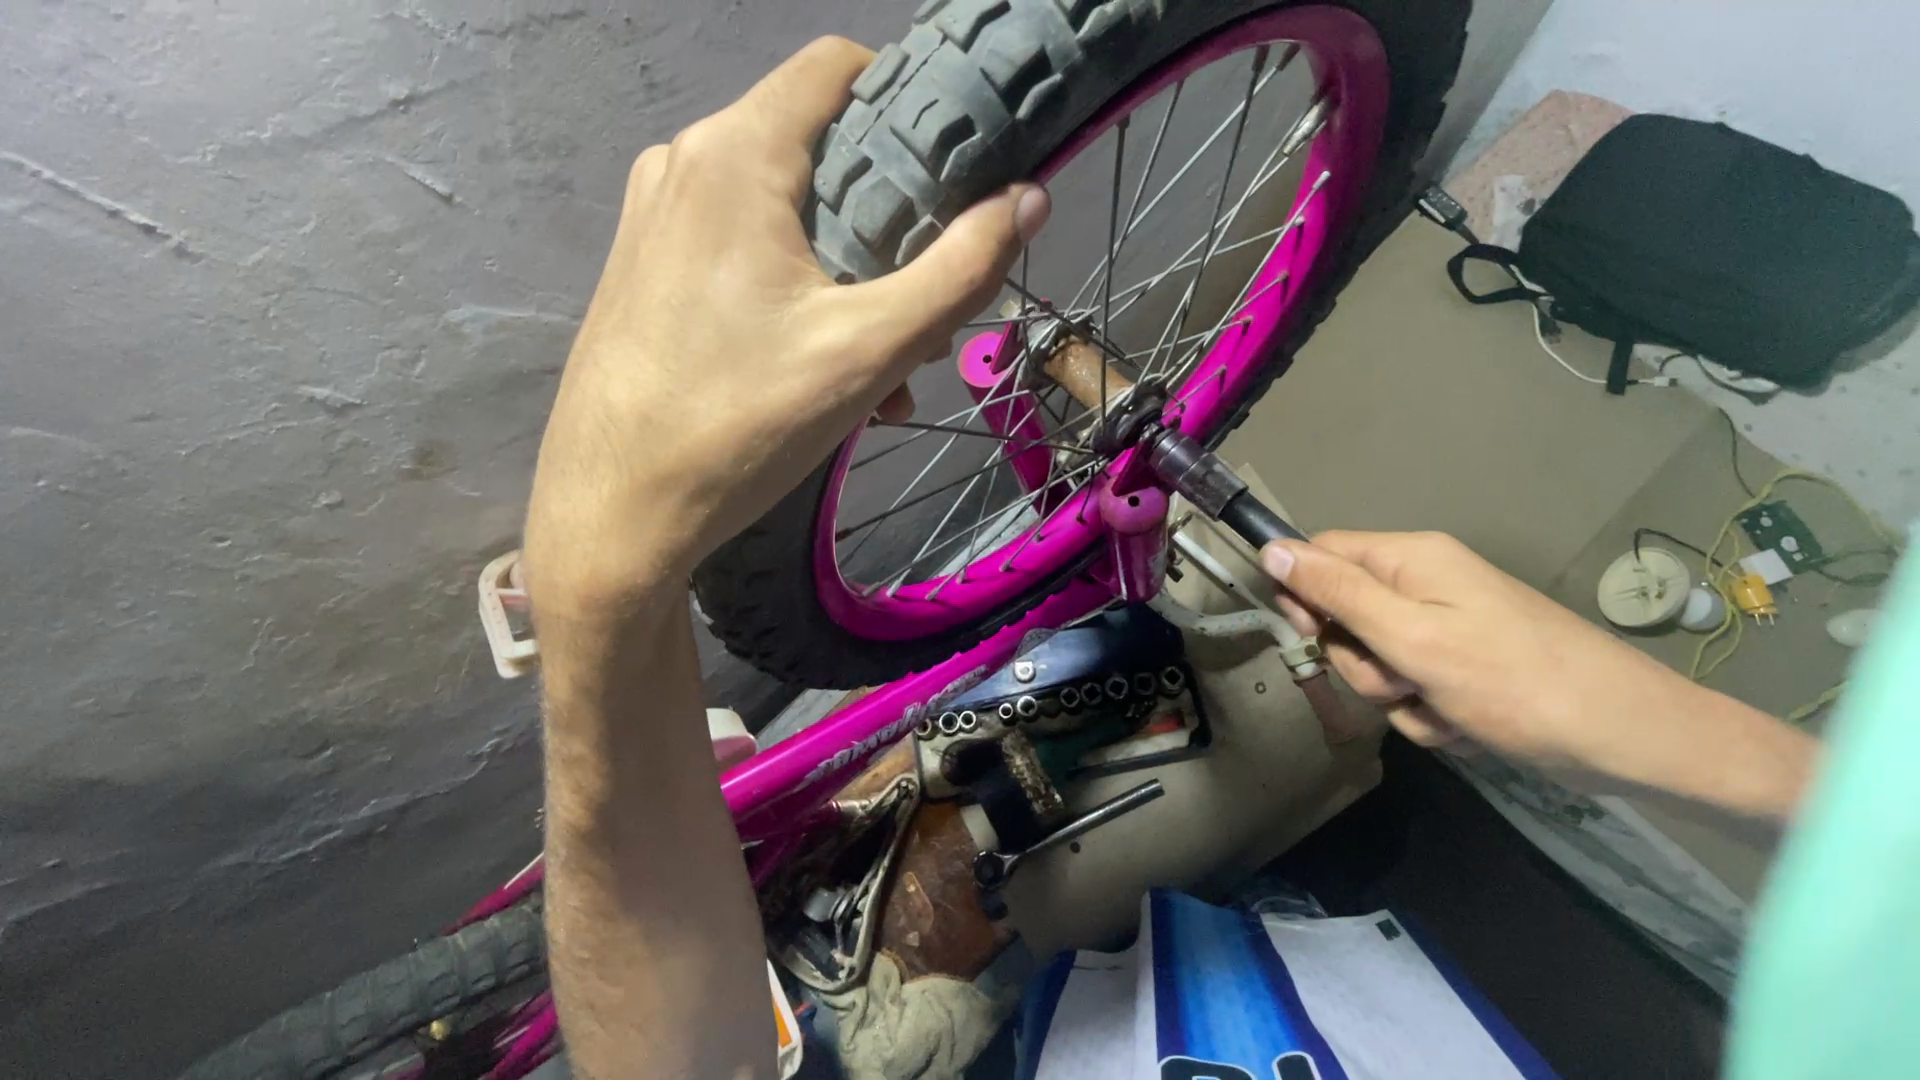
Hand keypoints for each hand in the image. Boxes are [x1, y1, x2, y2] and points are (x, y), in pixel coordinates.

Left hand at [523, 37, 1048, 618]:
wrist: (615, 510)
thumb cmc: (743, 421)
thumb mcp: (868, 349)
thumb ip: (958, 270)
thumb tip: (1028, 202)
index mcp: (735, 154)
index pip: (839, 69)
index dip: (911, 104)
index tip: (956, 176)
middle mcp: (687, 164)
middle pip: (820, 154)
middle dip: (891, 226)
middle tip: (928, 307)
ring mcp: (658, 219)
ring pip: (787, 216)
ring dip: (853, 280)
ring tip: (887, 370)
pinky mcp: (648, 271)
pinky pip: (745, 258)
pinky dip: (799, 300)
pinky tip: (827, 380)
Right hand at [1261, 531, 1719, 771]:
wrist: (1628, 741)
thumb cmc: (1513, 681)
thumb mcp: (1411, 637)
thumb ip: (1337, 592)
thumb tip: (1270, 549)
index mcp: (1410, 560)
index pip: (1321, 554)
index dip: (1302, 593)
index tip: (1311, 635)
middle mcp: (1423, 586)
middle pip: (1343, 615)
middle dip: (1359, 660)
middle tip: (1399, 678)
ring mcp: (1444, 629)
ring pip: (1374, 661)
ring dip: (1395, 695)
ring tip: (1443, 707)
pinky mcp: (1461, 668)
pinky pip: (1409, 689)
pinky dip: (1426, 713)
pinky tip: (1464, 724)